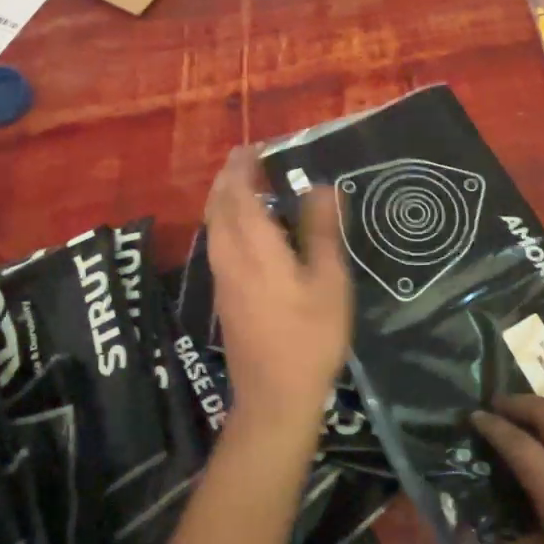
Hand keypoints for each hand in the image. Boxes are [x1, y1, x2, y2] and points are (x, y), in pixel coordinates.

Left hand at [204, 145, 350, 423]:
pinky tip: (249, 226)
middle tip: (252, 158)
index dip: (243, 166)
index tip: (257, 146)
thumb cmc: (309, 337)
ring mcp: (222, 277)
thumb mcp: (329, 282)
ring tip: (250, 184)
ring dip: (226, 197)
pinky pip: (217, 240)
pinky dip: (227, 219)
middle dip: (230, 177)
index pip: (239, 192)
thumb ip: (322, 231)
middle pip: (218, 204)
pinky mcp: (223, 294)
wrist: (273, 398)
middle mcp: (229, 255)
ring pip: (214, 224)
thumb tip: (319, 186)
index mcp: (254, 246)